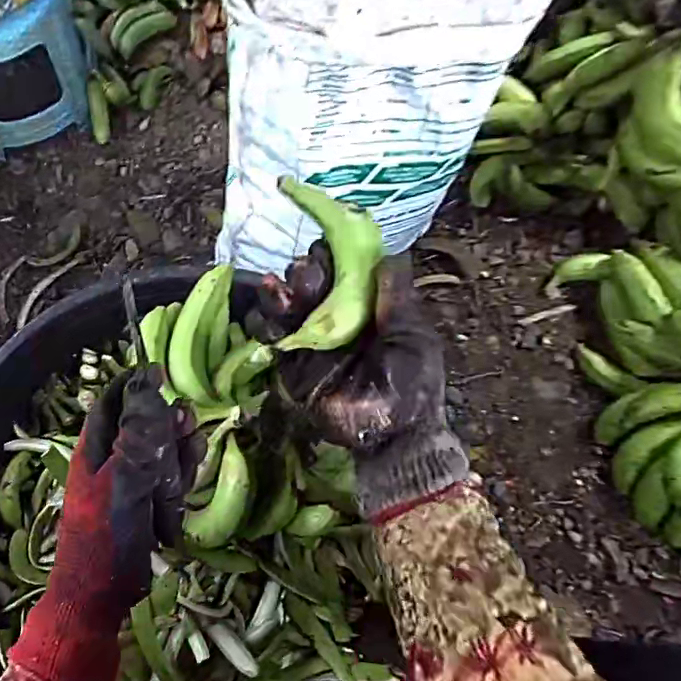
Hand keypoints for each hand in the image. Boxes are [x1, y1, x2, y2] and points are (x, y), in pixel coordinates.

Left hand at [7, 370, 189, 680]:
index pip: (116, 397)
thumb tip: (149, 379)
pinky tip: (175, 504)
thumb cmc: (105, 535)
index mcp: (97, 444)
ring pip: (165, 452)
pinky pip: (169, 481)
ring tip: (179, 474)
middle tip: (185, 427)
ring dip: (178, 459)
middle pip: (148, 423)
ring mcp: (131, 482)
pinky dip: (177, 487)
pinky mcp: (146, 504)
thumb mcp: (124, 478)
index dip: (139, 384)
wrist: (101, 594)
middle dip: (169, 425)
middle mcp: (113, 457)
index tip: (165, 376)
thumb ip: (141, 431)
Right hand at [251, 244, 446, 450]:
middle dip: (306, 271)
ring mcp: (310, 342)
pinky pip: (274, 337)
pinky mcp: (292, 365)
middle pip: (310, 285)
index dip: (334, 256)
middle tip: (309, 270)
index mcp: (364, 308)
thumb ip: (396, 298)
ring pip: (288, 307)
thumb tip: (386, 256)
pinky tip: (272, 303)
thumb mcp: (412, 336)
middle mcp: (334, 319)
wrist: (395, 435)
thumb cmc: (413, 384)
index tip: (330, 246)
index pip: (342, 273)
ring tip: (289, 283)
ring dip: (284, 290)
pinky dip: (267, 318)